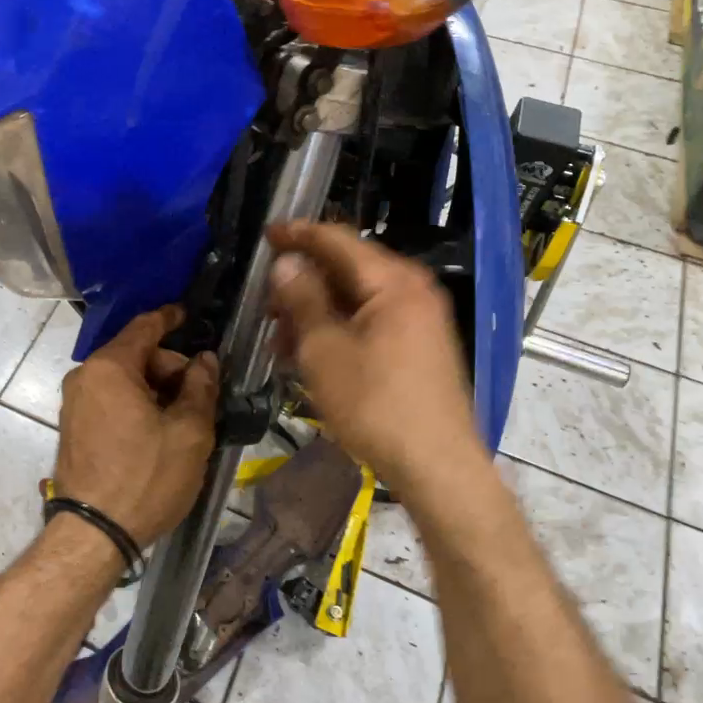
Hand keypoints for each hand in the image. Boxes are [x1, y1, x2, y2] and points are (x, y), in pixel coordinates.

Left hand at [54, 306, 218, 545]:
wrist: (94, 534)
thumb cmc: (146, 477)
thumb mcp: (189, 431)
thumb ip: (201, 386)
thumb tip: (205, 360)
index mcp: (110, 367)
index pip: (146, 326)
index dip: (171, 317)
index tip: (190, 313)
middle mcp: (85, 376)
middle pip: (136, 355)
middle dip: (170, 369)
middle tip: (201, 397)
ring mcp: (74, 403)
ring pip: (124, 380)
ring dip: (155, 391)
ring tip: (184, 421)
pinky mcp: (73, 428)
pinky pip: (110, 400)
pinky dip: (136, 405)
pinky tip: (159, 433)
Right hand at [266, 221, 480, 487]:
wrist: (437, 467)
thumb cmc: (375, 405)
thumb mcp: (324, 350)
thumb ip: (302, 299)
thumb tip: (286, 263)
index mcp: (394, 281)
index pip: (338, 240)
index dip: (298, 235)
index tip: (265, 235)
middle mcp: (413, 290)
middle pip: (348, 269)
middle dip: (303, 281)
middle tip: (265, 299)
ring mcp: (419, 320)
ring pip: (356, 299)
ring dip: (315, 310)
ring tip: (278, 336)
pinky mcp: (418, 347)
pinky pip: (370, 322)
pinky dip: (337, 329)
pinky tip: (308, 354)